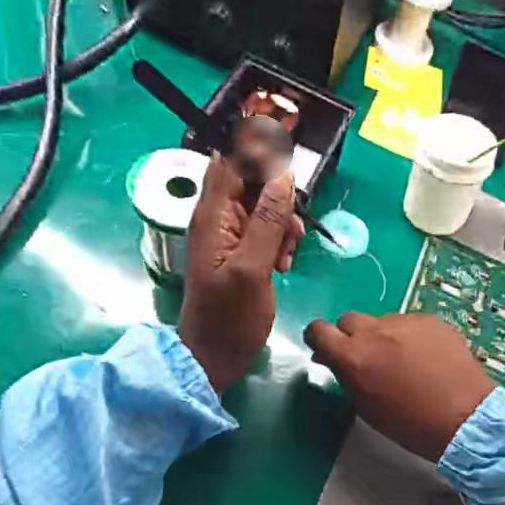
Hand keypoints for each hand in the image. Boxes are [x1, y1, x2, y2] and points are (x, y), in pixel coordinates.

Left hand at [178, 155, 304, 392]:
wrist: (214, 358)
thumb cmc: (229, 318)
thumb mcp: (252, 269)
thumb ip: (268, 220)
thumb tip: (284, 175)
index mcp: (212, 216)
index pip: (231, 159)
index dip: (259, 146)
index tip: (290, 147)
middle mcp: (218, 219)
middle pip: (252, 180)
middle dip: (279, 196)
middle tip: (292, 228)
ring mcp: (229, 237)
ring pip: (264, 206)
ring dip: (283, 223)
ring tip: (288, 254)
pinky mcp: (241, 254)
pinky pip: (265, 231)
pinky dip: (279, 241)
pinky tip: (285, 264)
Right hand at [304, 312, 495, 461]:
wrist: (462, 417)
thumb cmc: (407, 423)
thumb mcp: (364, 405)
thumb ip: (346, 375)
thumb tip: (334, 359)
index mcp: (351, 356)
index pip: (318, 330)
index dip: (320, 338)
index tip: (326, 349)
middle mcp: (373, 332)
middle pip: (349, 320)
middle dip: (352, 336)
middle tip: (366, 357)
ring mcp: (404, 322)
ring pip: (381, 321)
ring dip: (383, 336)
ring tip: (403, 361)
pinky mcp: (430, 320)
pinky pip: (409, 323)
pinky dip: (409, 337)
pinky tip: (425, 358)